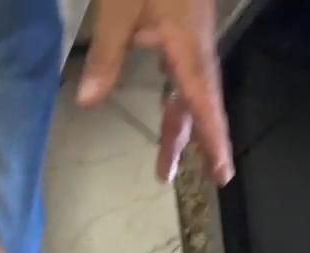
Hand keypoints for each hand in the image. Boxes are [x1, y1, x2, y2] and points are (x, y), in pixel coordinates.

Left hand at [76, 0, 233, 185]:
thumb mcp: (118, 6)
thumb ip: (105, 53)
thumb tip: (88, 102)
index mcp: (186, 42)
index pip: (202, 101)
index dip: (212, 137)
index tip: (221, 171)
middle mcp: (193, 43)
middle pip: (195, 101)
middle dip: (190, 141)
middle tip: (179, 178)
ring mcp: (187, 34)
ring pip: (187, 89)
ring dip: (178, 125)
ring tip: (166, 163)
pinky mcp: (177, 25)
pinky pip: (180, 72)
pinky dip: (175, 99)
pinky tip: (167, 109)